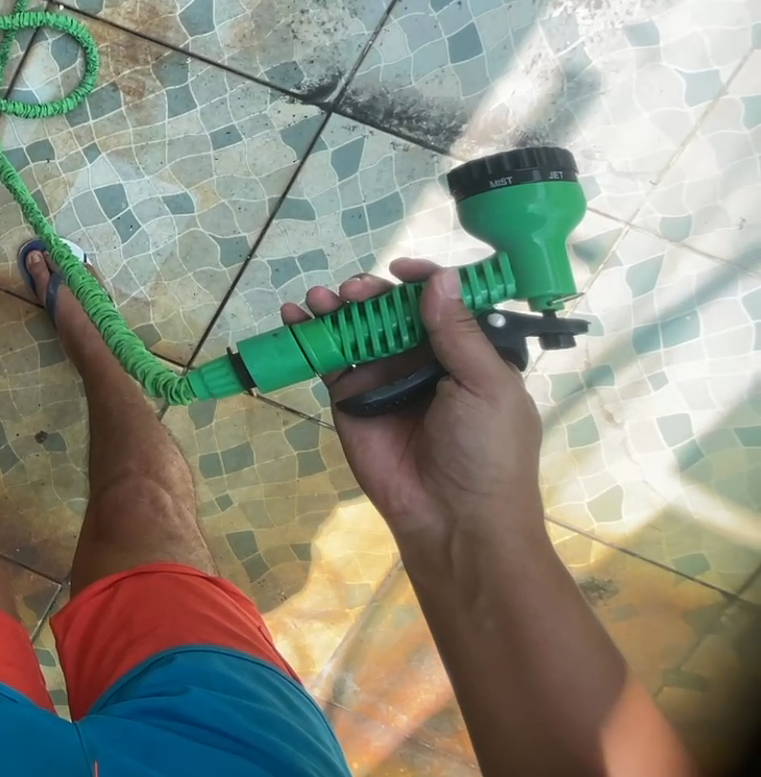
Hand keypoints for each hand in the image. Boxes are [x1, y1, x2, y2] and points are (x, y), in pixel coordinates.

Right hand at [281, 258, 545, 549]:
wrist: (449, 512)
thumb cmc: (486, 450)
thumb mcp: (486, 387)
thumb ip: (458, 334)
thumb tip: (441, 279)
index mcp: (467, 354)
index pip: (446, 305)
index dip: (428, 281)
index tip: (405, 269)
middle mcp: (422, 358)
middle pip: (391, 310)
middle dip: (371, 292)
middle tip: (355, 290)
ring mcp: (381, 375)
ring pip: (354, 327)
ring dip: (335, 306)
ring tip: (321, 298)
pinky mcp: (346, 392)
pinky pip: (325, 355)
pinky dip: (307, 333)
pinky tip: (294, 316)